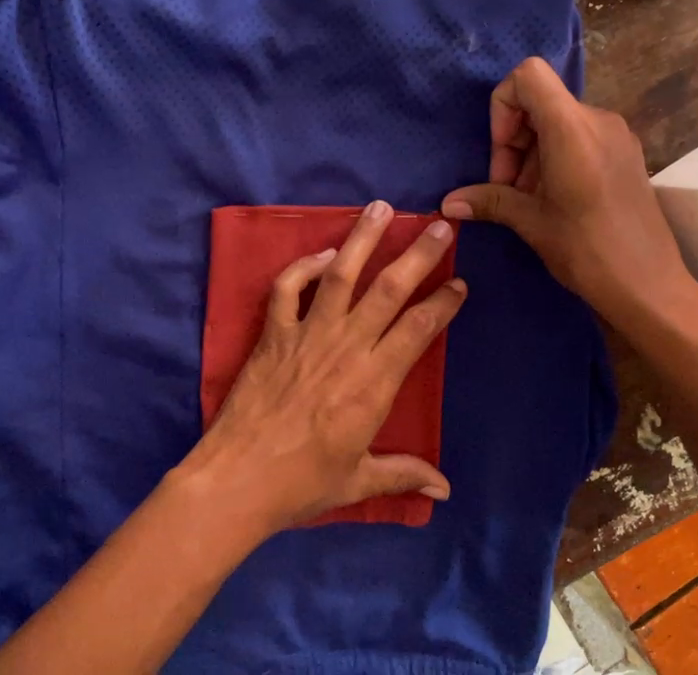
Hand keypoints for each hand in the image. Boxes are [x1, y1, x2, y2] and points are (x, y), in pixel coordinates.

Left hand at [175, 200, 465, 535]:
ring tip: (381, 208)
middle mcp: (345, 348)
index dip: (441, 303)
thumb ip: (403, 474)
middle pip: (388, 290)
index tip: (459, 283)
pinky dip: (303, 267)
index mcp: (373, 383)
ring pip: (341, 276)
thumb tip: (446, 489)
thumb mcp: (359, 481)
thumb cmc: (302, 483)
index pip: (418, 330)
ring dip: (363, 239)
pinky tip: (324, 253)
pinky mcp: (273, 334)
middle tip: (439, 225)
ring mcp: (306, 335)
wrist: (238, 479)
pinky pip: (288, 290)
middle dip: (417, 255)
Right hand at [440, 57, 697, 333]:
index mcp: (573, 128)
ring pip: (557, 123)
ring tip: (528, 200)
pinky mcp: (626, 155)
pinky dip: (556, 159)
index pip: (528, 75)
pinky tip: (554, 200)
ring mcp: (617, 136)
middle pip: (540, 102)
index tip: (503, 154)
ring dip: (532, 154)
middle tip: (506, 188)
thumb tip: (448, 202)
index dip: (503, 106)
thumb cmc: (587, 249)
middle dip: (513, 140)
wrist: (650, 287)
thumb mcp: (530, 222)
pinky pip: (580, 138)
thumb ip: (488, 200)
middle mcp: (598, 120)